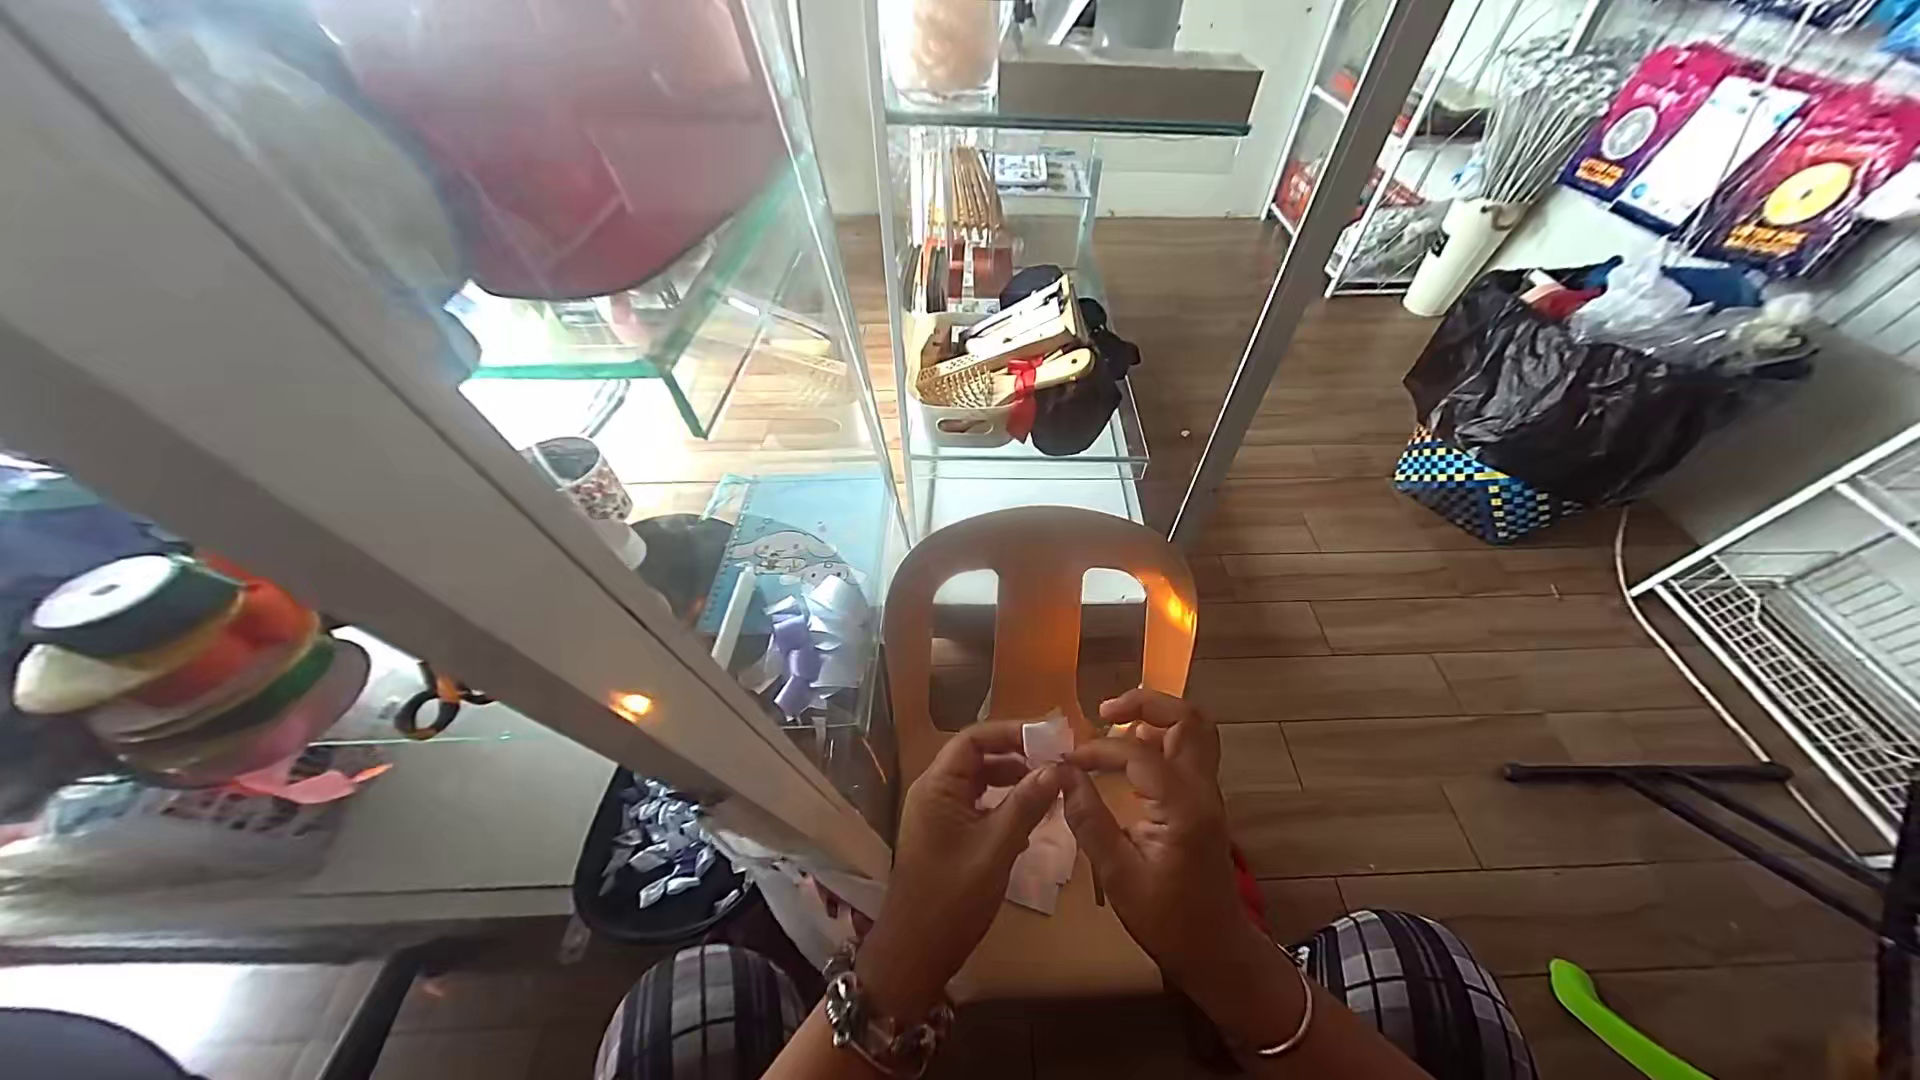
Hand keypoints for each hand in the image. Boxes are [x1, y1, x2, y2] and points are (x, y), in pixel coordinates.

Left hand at [856, 721, 1062, 1016]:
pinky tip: (1031, 818)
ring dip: (1013, 780)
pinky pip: (977, 804)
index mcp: (937, 785)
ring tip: (1050, 787)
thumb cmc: (953, 897)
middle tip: (1056, 762)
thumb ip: (1027, 804)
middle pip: (977, 757)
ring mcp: (938, 812)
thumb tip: (1058, 768)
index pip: (974, 739)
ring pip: (979, 781)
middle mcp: (934, 790)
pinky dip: (1003, 804)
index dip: (1011, 733)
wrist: (915, 953)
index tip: (1048, 738)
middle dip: (1016, 756)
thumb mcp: (997, 848)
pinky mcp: (946, 833)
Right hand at [1061, 690, 1304, 1047]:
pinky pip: (1186, 751)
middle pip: (1189, 719)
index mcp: (1183, 807)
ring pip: (1193, 730)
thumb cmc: (1168, 921)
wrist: (1219, 952)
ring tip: (1113, 726)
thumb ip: (1090, 820)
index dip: (1098, 750)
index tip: (1068, 761)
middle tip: (1105, 712)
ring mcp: (1206, 793)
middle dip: (1145, 704)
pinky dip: (1158, 738)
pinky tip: (1126, 755)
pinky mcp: (1202, 801)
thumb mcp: (1118, 876)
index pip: (1138, 754)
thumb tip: (1063, 774)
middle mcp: (1201, 790)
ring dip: (1155, 717)